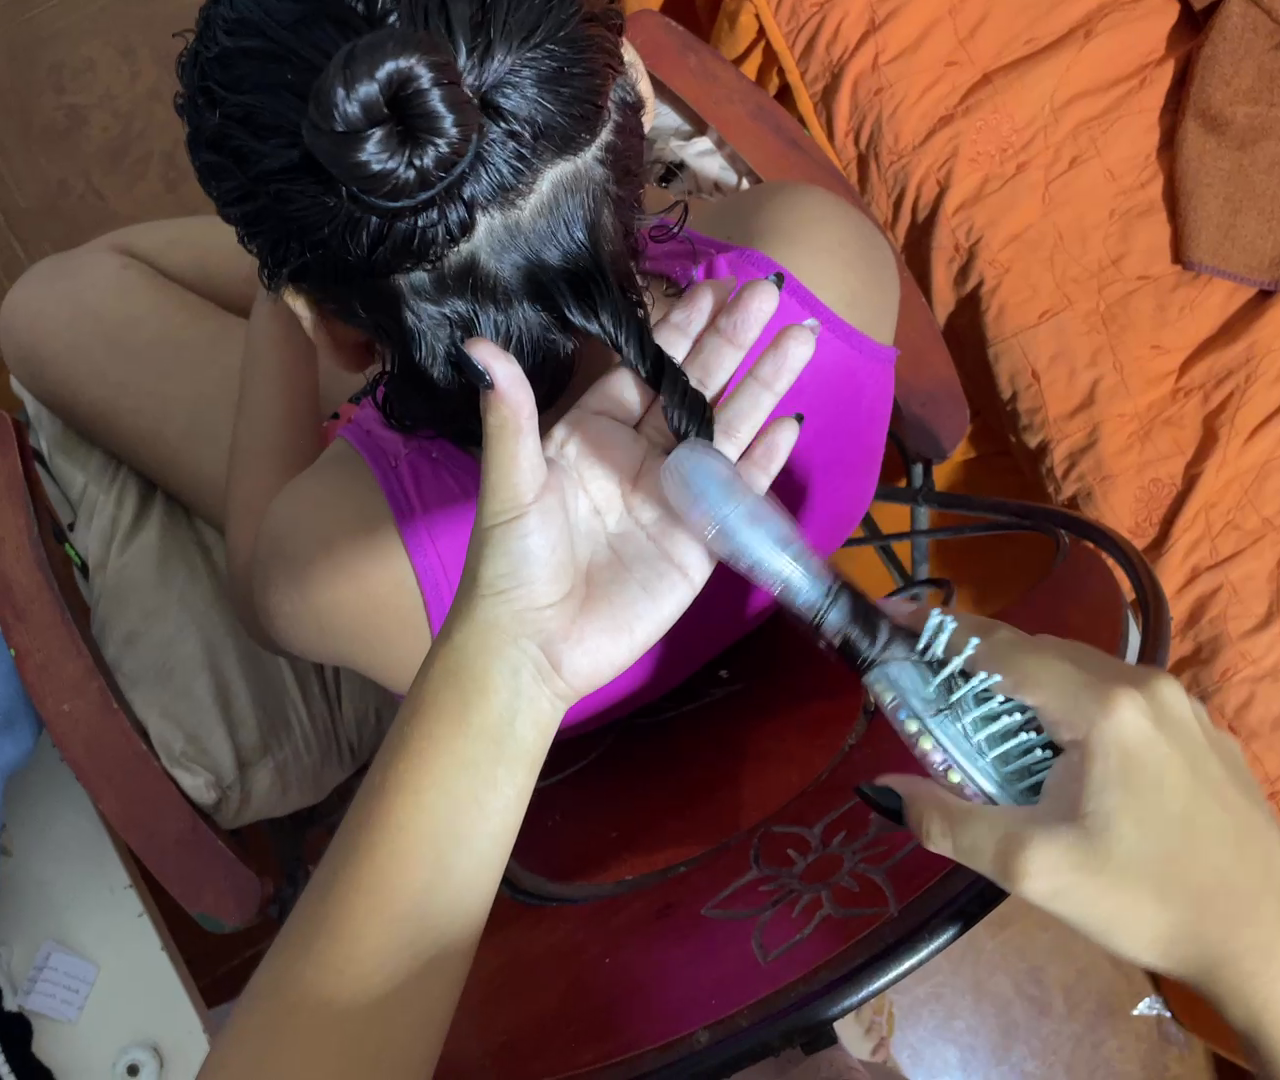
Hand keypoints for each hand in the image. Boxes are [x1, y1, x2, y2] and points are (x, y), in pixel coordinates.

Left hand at [448, 278, 810, 707]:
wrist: (535, 645)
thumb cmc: (514, 562)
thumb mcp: (511, 484)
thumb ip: (510, 415)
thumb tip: (479, 345)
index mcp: (592, 435)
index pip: (643, 370)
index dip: (676, 331)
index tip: (711, 289)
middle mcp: (637, 457)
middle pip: (692, 389)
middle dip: (730, 342)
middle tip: (769, 293)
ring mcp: (673, 497)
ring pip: (724, 430)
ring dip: (762, 387)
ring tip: (800, 340)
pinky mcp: (699, 541)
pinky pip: (738, 491)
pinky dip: (763, 461)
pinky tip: (790, 424)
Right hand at [872, 605, 1279, 999]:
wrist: (1277, 952)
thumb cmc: (1147, 900)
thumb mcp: (1030, 867)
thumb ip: (945, 820)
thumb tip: (880, 789)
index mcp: (1104, 706)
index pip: (1001, 649)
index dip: (939, 632)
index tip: (890, 616)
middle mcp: (1145, 686)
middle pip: (1037, 651)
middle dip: (975, 659)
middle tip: (926, 678)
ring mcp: (1181, 706)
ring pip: (1077, 669)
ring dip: (1021, 682)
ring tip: (981, 714)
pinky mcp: (1200, 730)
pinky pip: (1113, 692)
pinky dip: (1066, 699)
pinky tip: (1055, 743)